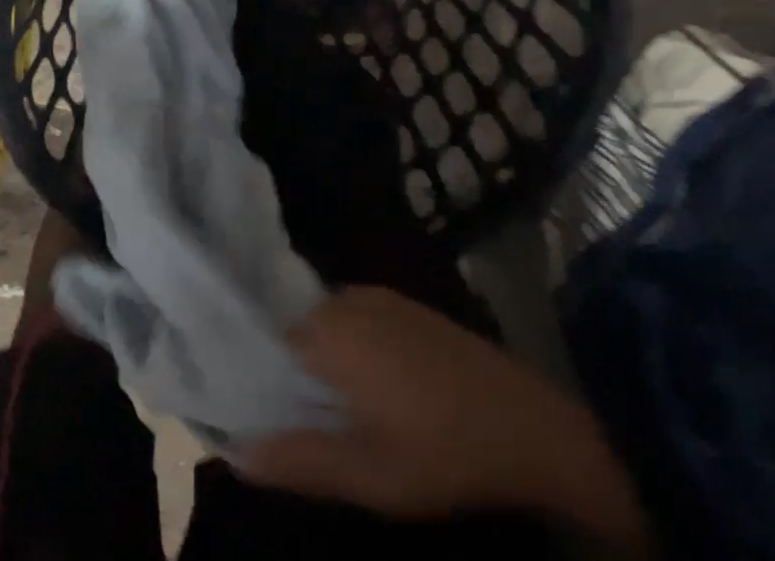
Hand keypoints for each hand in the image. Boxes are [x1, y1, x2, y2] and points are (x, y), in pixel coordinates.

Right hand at [239, 287, 649, 553]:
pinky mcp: (412, 309)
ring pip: (322, 325)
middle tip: (278, 415)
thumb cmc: (447, 452)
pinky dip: (343, 352)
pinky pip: (354, 323)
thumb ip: (296, 459)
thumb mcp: (367, 474)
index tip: (235, 401)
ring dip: (312, 361)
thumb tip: (232, 449)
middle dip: (277, 366)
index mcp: (331, 330)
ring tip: (317, 409)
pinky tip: (361, 392)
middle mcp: (349, 300)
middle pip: (288, 327)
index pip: (257, 332)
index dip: (241, 366)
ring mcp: (385, 300)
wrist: (541, 432)